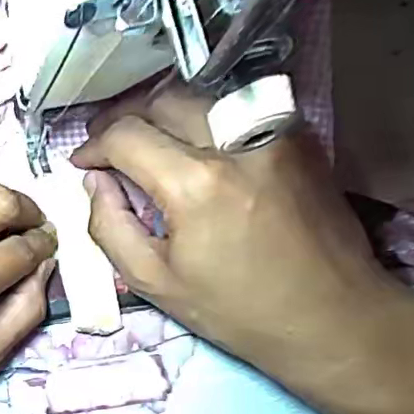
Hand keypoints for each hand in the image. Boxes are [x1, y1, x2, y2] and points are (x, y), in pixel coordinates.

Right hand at [71, 85, 413, 407]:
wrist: (330, 316)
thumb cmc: (237, 311)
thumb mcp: (156, 283)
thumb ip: (110, 228)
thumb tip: (95, 183)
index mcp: (195, 185)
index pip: (127, 134)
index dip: (94, 144)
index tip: (84, 162)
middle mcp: (236, 141)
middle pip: (164, 100)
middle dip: (127, 120)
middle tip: (110, 150)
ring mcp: (275, 132)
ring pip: (203, 97)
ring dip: (166, 115)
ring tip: (150, 145)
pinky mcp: (300, 137)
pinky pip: (240, 111)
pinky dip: (207, 123)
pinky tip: (198, 153)